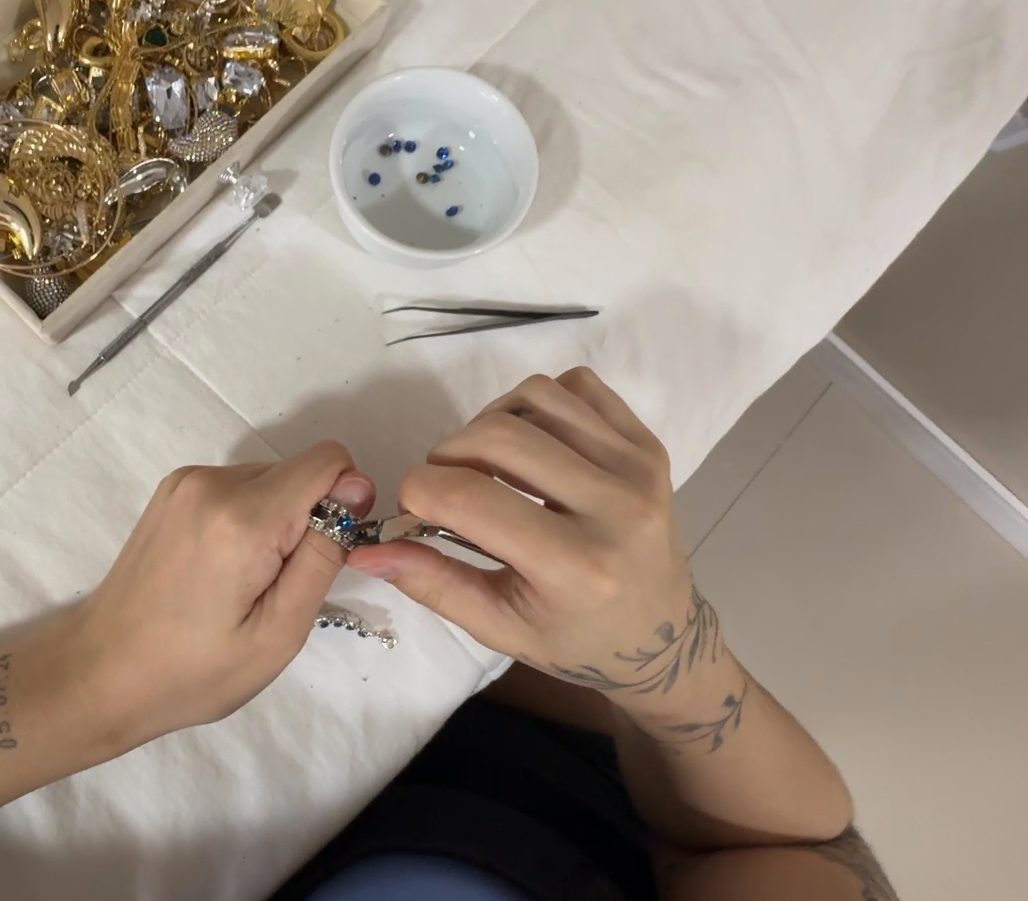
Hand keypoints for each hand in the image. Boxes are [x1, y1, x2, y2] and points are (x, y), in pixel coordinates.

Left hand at [71, 441, 372, 745]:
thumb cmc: (194, 671)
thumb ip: (323, 554)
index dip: (344, 501)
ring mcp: (187, 480)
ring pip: (269, 479)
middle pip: (298, 472)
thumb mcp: (279, 632)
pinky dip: (247, 517)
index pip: (327, 462)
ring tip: (242, 580)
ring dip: (275, 521)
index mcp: (242, 517)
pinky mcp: (173, 487)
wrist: (100, 671)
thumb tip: (357, 488)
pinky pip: (238, 485)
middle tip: (275, 584)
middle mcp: (212, 481)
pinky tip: (221, 565)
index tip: (324, 553)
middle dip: (305, 519)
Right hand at [349, 369, 729, 714]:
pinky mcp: (648, 444)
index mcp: (575, 566)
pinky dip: (536, 403)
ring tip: (487, 463)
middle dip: (446, 454)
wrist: (664, 637)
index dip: (417, 490)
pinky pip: (576, 387)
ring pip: (533, 396)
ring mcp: (638, 466)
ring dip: (489, 422)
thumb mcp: (499, 627)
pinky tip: (531, 443)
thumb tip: (364, 550)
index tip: (414, 507)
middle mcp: (615, 506)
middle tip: (444, 485)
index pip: (468, 497)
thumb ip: (430, 582)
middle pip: (496, 435)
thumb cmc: (576, 640)